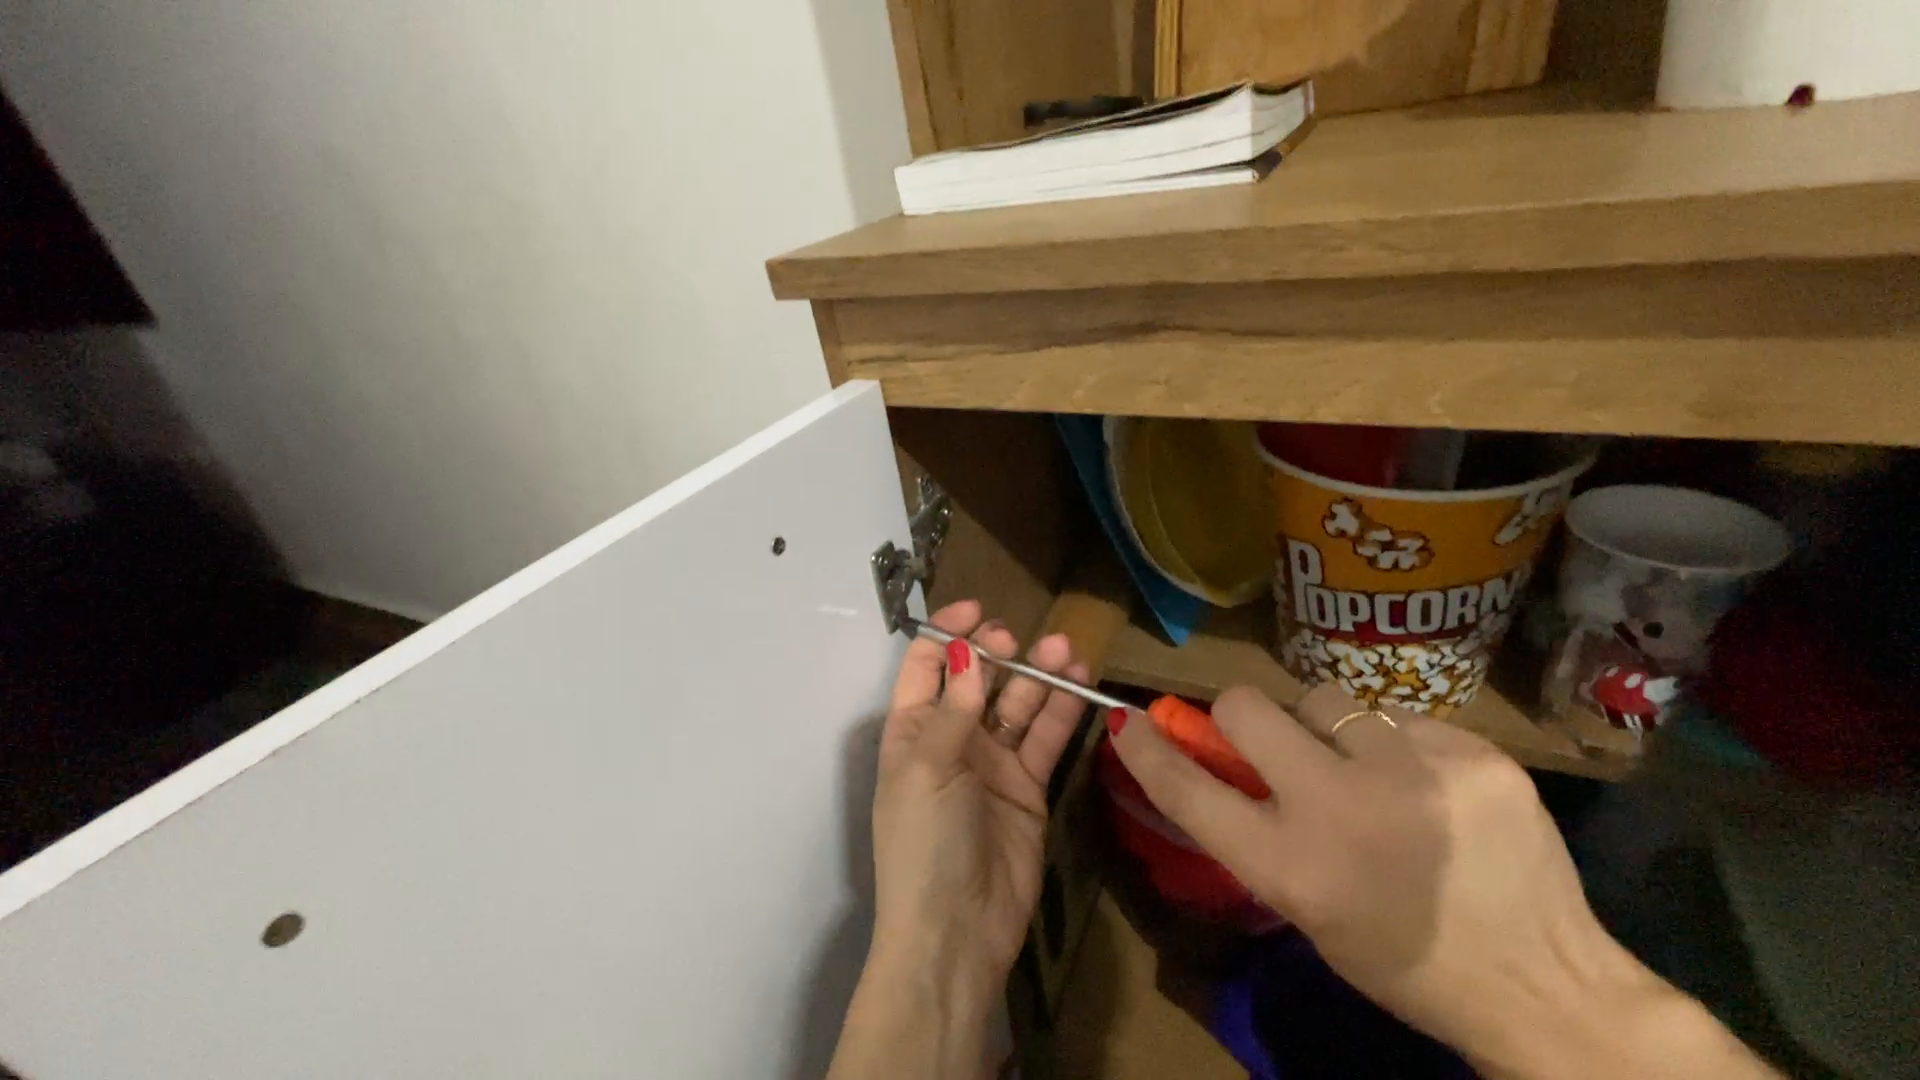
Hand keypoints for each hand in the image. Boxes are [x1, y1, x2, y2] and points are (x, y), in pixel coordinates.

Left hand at [831, 600, 1089, 1079]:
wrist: (956, 933)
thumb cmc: (924, 845)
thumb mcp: (925, 769)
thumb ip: (952, 710)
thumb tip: (966, 653)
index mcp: (911, 732)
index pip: (926, 667)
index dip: (948, 635)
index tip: (978, 611)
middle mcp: (951, 741)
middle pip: (978, 681)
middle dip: (999, 654)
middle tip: (1021, 641)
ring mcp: (992, 765)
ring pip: (1018, 706)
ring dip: (1040, 677)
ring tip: (1068, 650)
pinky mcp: (1029, 789)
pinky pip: (1045, 741)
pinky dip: (1063, 713)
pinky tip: (1083, 684)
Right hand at [1109, 684, 1777, 1078]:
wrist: (1542, 982)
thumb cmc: (1400, 959)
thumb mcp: (1306, 908)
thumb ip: (1256, 830)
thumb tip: (1213, 757)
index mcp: (1292, 867)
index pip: (1190, 788)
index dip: (1149, 749)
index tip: (1130, 720)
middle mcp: (1342, 808)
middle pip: (1247, 706)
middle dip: (1244, 717)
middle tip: (1270, 740)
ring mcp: (1413, 771)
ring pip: (1326, 699)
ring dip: (1328, 729)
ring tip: (1369, 772)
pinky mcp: (1474, 752)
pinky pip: (1399, 717)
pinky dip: (1398, 745)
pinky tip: (1431, 788)